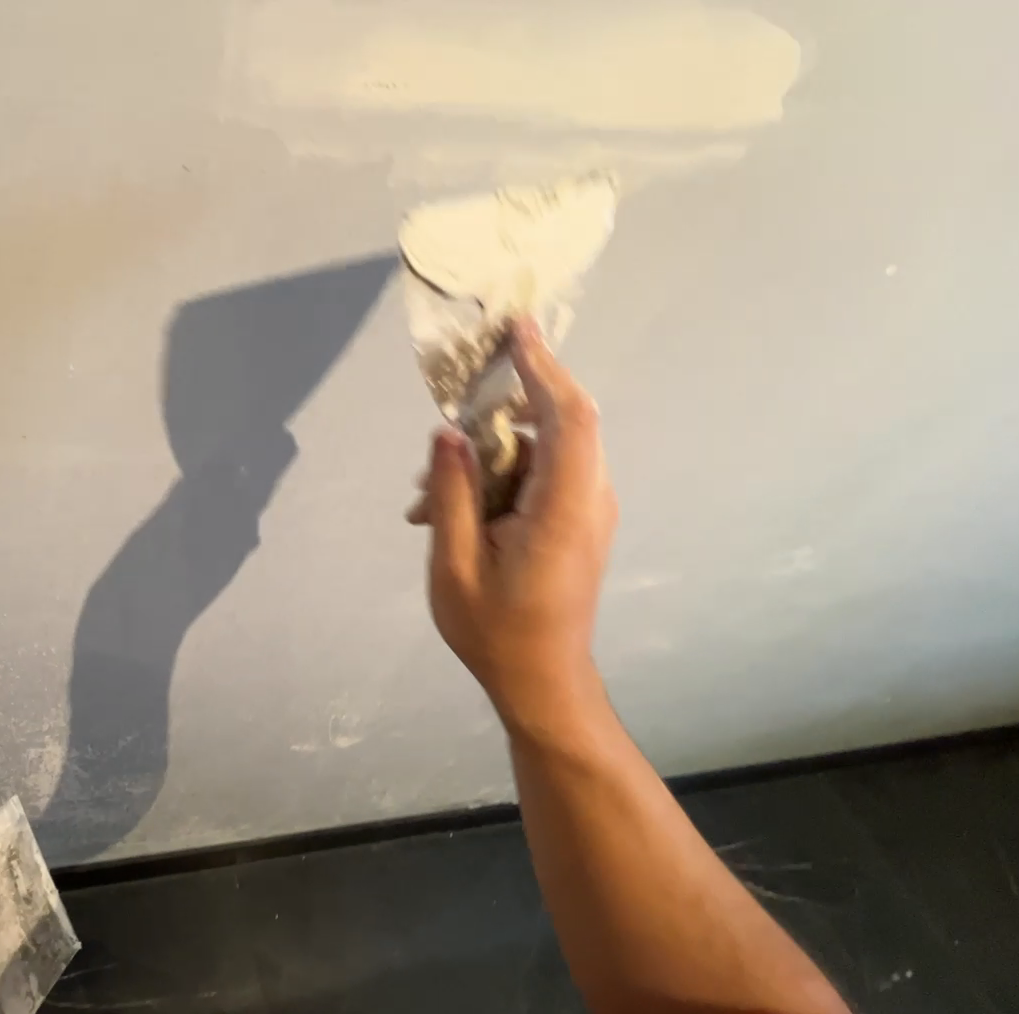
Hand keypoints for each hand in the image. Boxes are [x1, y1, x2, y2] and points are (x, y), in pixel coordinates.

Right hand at [407, 317, 616, 722]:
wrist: (541, 681)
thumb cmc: (494, 632)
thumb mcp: (454, 565)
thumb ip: (452, 494)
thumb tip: (447, 434)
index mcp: (564, 509)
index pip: (568, 416)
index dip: (543, 367)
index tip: (514, 328)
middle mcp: (589, 499)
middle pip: (557, 424)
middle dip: (497, 415)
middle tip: (442, 439)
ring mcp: (587, 509)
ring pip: (539, 451)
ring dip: (484, 460)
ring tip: (429, 503)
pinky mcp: (575, 520)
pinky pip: (538, 475)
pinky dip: (495, 479)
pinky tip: (450, 513)